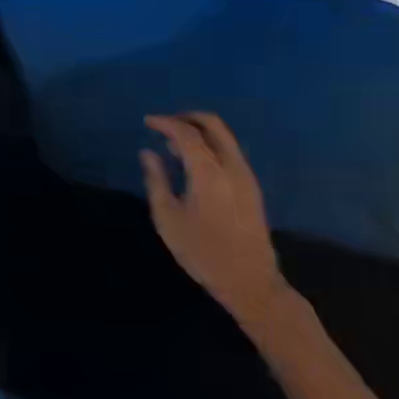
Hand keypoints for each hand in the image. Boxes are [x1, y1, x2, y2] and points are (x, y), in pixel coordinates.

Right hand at [141, 113, 287, 323]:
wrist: (249, 280)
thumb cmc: (202, 253)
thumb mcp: (168, 219)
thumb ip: (156, 180)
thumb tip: (148, 153)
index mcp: (209, 171)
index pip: (186, 132)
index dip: (165, 122)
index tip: (147, 122)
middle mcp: (231, 165)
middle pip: (212, 124)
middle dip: (187, 118)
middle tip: (164, 125)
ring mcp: (245, 174)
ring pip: (223, 136)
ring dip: (199, 132)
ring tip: (173, 147)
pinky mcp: (251, 185)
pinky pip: (229, 151)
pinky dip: (210, 146)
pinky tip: (193, 164)